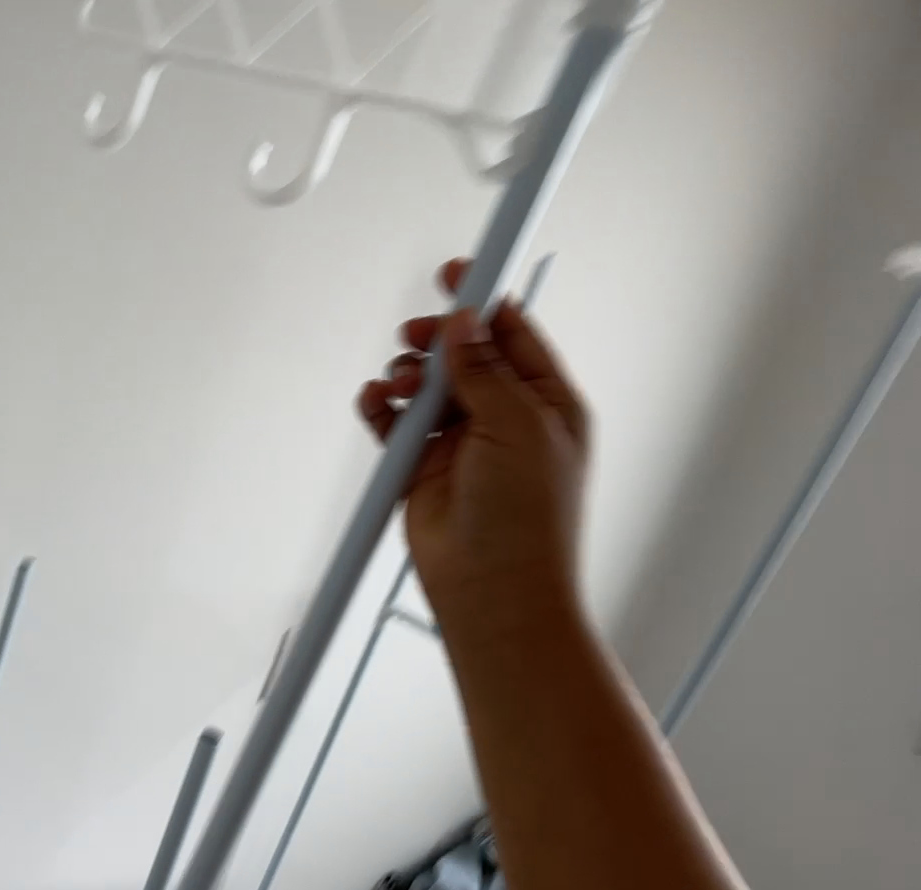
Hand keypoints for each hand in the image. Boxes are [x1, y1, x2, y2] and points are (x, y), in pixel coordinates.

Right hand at [356, 258, 590, 631]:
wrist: (488, 586)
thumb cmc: (527, 522)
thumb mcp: (519, 427)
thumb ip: (485, 371)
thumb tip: (465, 324)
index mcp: (543, 402)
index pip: (511, 333)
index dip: (483, 300)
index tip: (458, 272)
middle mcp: (501, 417)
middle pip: (461, 355)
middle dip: (435, 339)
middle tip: (416, 336)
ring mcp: (459, 442)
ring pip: (424, 387)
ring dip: (406, 377)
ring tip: (397, 385)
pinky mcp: (421, 466)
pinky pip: (395, 424)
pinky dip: (382, 409)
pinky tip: (376, 403)